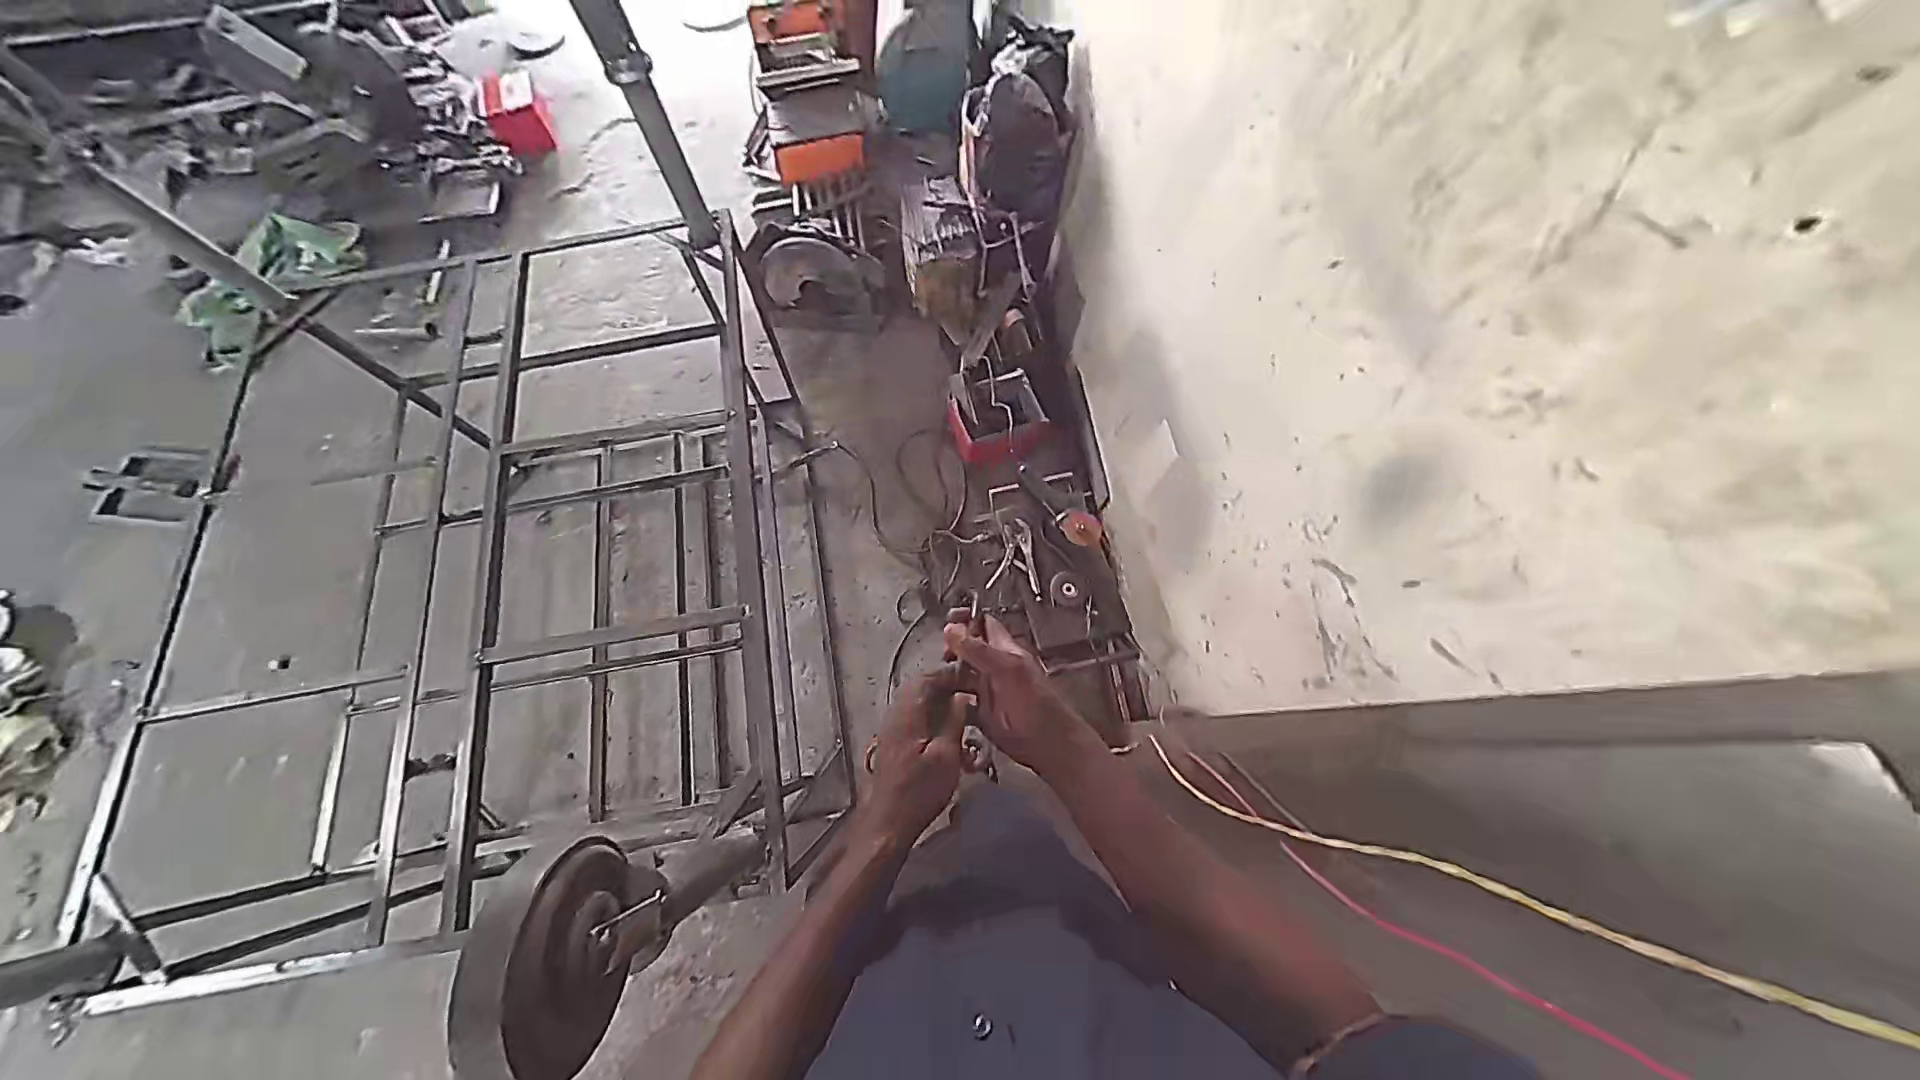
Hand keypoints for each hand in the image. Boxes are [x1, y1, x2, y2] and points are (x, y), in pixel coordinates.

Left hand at [857, 664, 972, 845]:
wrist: (889, 822)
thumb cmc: (920, 791)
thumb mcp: (946, 755)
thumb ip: (954, 721)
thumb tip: (962, 696)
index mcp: (908, 712)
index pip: (928, 677)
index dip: (953, 673)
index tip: (974, 676)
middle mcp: (896, 713)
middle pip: (921, 685)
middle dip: (948, 682)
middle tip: (972, 687)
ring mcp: (893, 726)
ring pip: (918, 699)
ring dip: (941, 697)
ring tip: (964, 704)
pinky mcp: (895, 739)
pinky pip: (916, 713)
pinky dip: (933, 712)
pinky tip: (949, 725)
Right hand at [942, 612, 1100, 776]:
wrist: (1048, 744)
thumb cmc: (1036, 704)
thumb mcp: (1007, 669)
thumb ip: (979, 649)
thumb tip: (952, 630)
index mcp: (1004, 649)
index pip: (982, 623)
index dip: (965, 619)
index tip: (948, 621)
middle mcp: (994, 667)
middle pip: (967, 649)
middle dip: (950, 649)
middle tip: (941, 656)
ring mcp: (987, 690)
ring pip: (960, 675)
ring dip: (945, 675)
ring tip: (933, 678)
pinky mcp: (980, 714)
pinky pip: (959, 702)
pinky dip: (948, 700)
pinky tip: (940, 701)